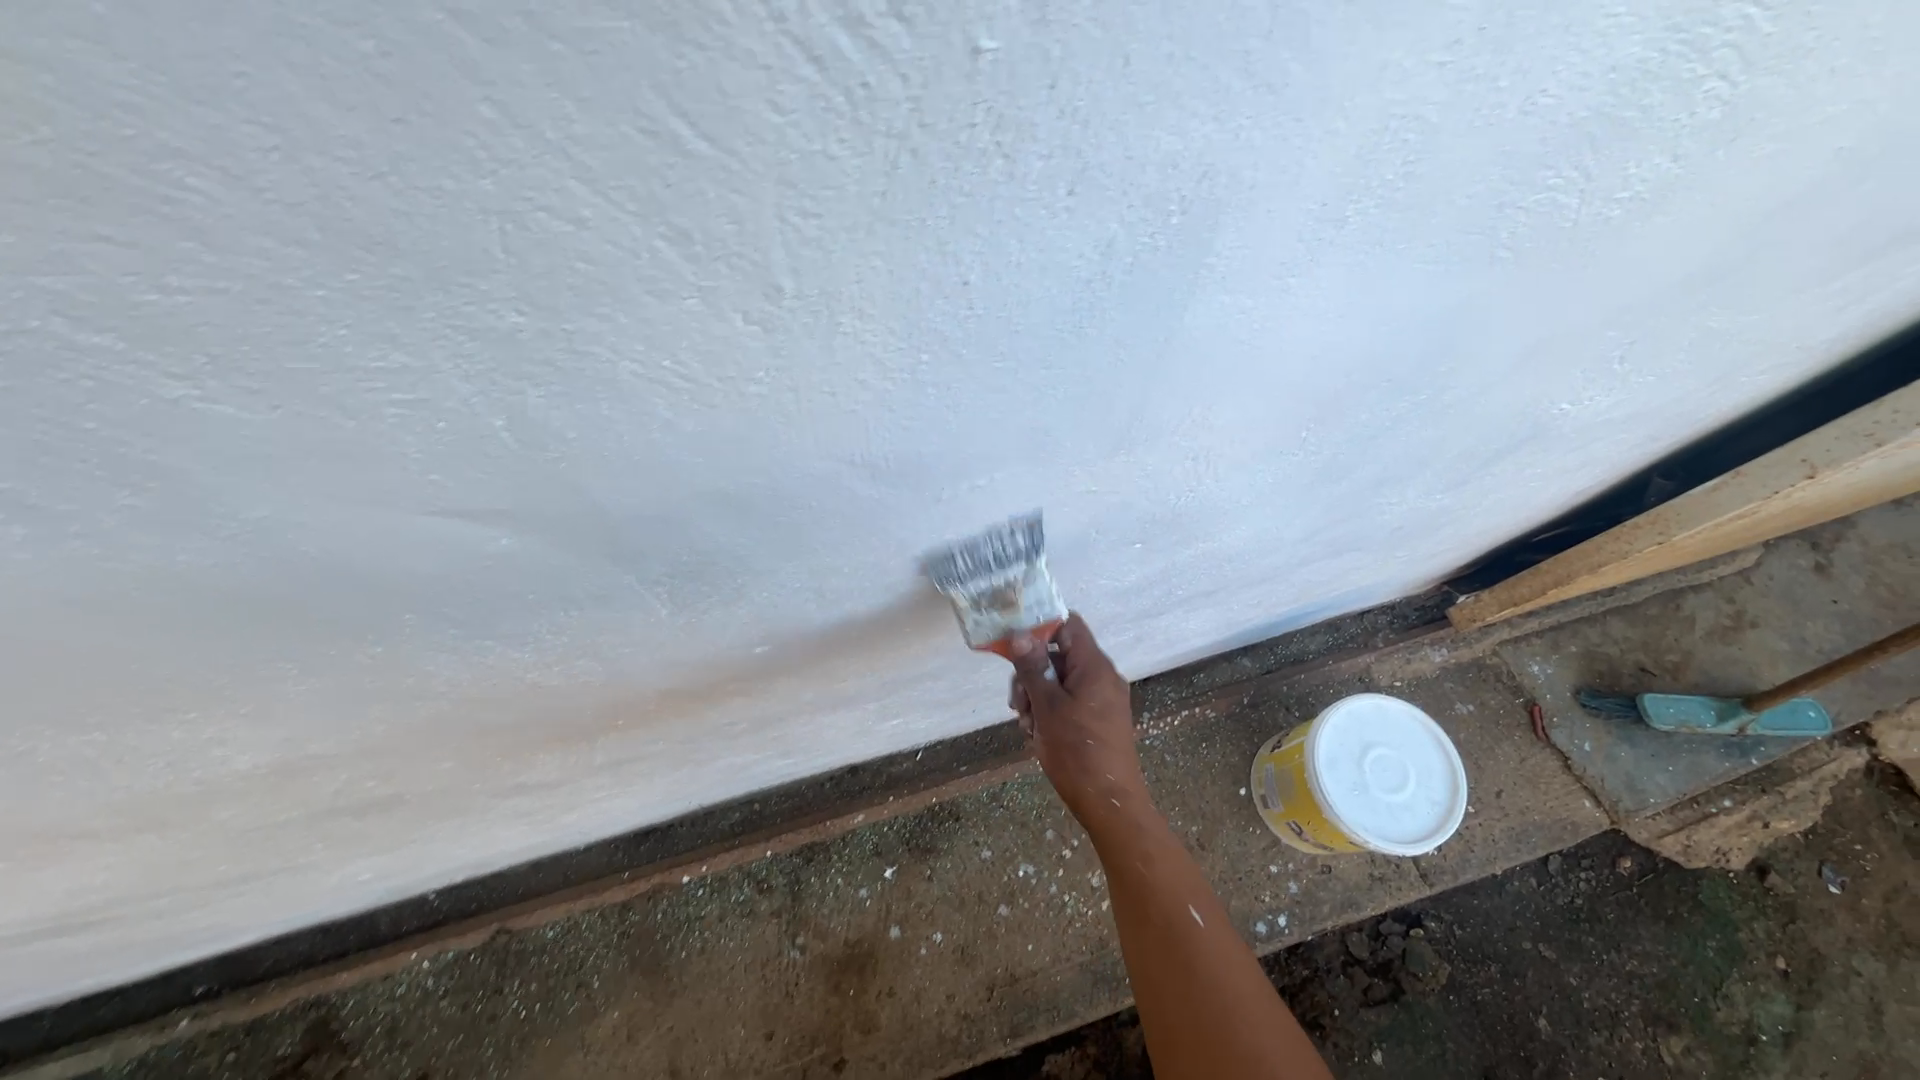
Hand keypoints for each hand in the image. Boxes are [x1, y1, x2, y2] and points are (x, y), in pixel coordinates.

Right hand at [1007, 613, 1153, 833]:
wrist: (1109, 802)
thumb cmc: (1077, 751)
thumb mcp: (1047, 706)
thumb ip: (1033, 667)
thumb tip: (1022, 634)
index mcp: (1094, 666)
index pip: (1068, 625)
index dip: (1040, 628)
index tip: (1014, 645)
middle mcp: (1102, 676)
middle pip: (1059, 655)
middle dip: (1031, 673)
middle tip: (1017, 703)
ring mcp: (1102, 699)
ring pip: (1060, 681)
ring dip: (1036, 697)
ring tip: (1027, 725)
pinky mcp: (1099, 719)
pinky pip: (1069, 701)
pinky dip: (1050, 711)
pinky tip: (1038, 734)